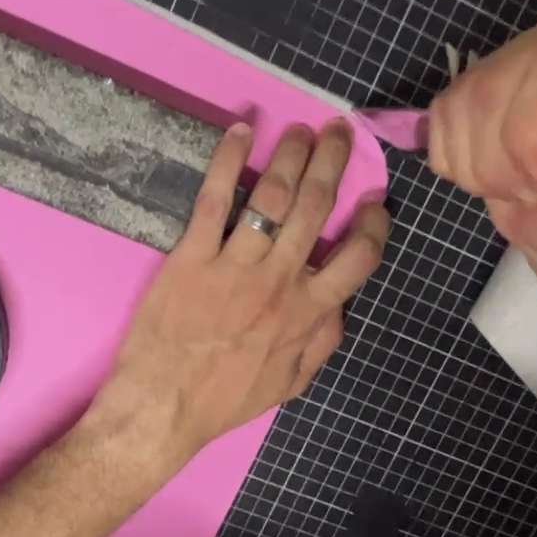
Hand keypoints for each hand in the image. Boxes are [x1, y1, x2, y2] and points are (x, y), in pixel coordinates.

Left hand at [86, 120, 391, 468]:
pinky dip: (229, 161)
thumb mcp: (289, 385)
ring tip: (300, 130)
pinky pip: (214, 200)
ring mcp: (234, 265)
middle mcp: (278, 280)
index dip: (373, 224)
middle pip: (316, 208)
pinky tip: (241, 132)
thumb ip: (322, 343)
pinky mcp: (192, 257)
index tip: (373, 202)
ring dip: (291, 154)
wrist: (163, 406)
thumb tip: (342, 305)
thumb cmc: (225, 400)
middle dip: (333, 162)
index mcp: (307, 313)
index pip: (358, 257)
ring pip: (273, 196)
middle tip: (338, 132)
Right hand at [426, 0, 536, 270]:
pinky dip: (456, 158)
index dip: (536, 130)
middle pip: (513, 75)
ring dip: (480, 162)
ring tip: (515, 187)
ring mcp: (536, 46)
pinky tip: (491, 171)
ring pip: (472, 92)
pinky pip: (445, 109)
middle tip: (529, 193)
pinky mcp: (486, 74)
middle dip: (505, 154)